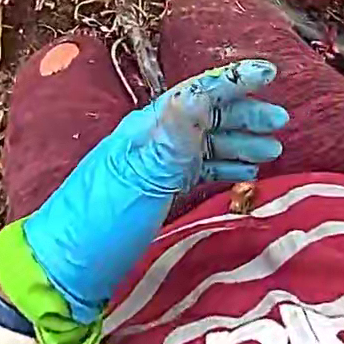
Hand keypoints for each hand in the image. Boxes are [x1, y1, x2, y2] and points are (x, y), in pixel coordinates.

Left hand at [24, 60, 287, 319]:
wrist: (63, 270)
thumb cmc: (101, 220)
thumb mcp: (142, 176)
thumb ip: (176, 134)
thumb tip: (204, 92)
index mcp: (152, 126)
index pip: (201, 91)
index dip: (236, 80)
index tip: (270, 73)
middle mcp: (158, 138)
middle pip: (211, 114)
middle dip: (248, 114)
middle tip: (280, 122)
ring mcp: (159, 164)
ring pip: (210, 142)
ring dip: (242, 141)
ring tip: (272, 149)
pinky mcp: (162, 188)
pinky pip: (203, 169)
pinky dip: (227, 167)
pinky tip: (246, 173)